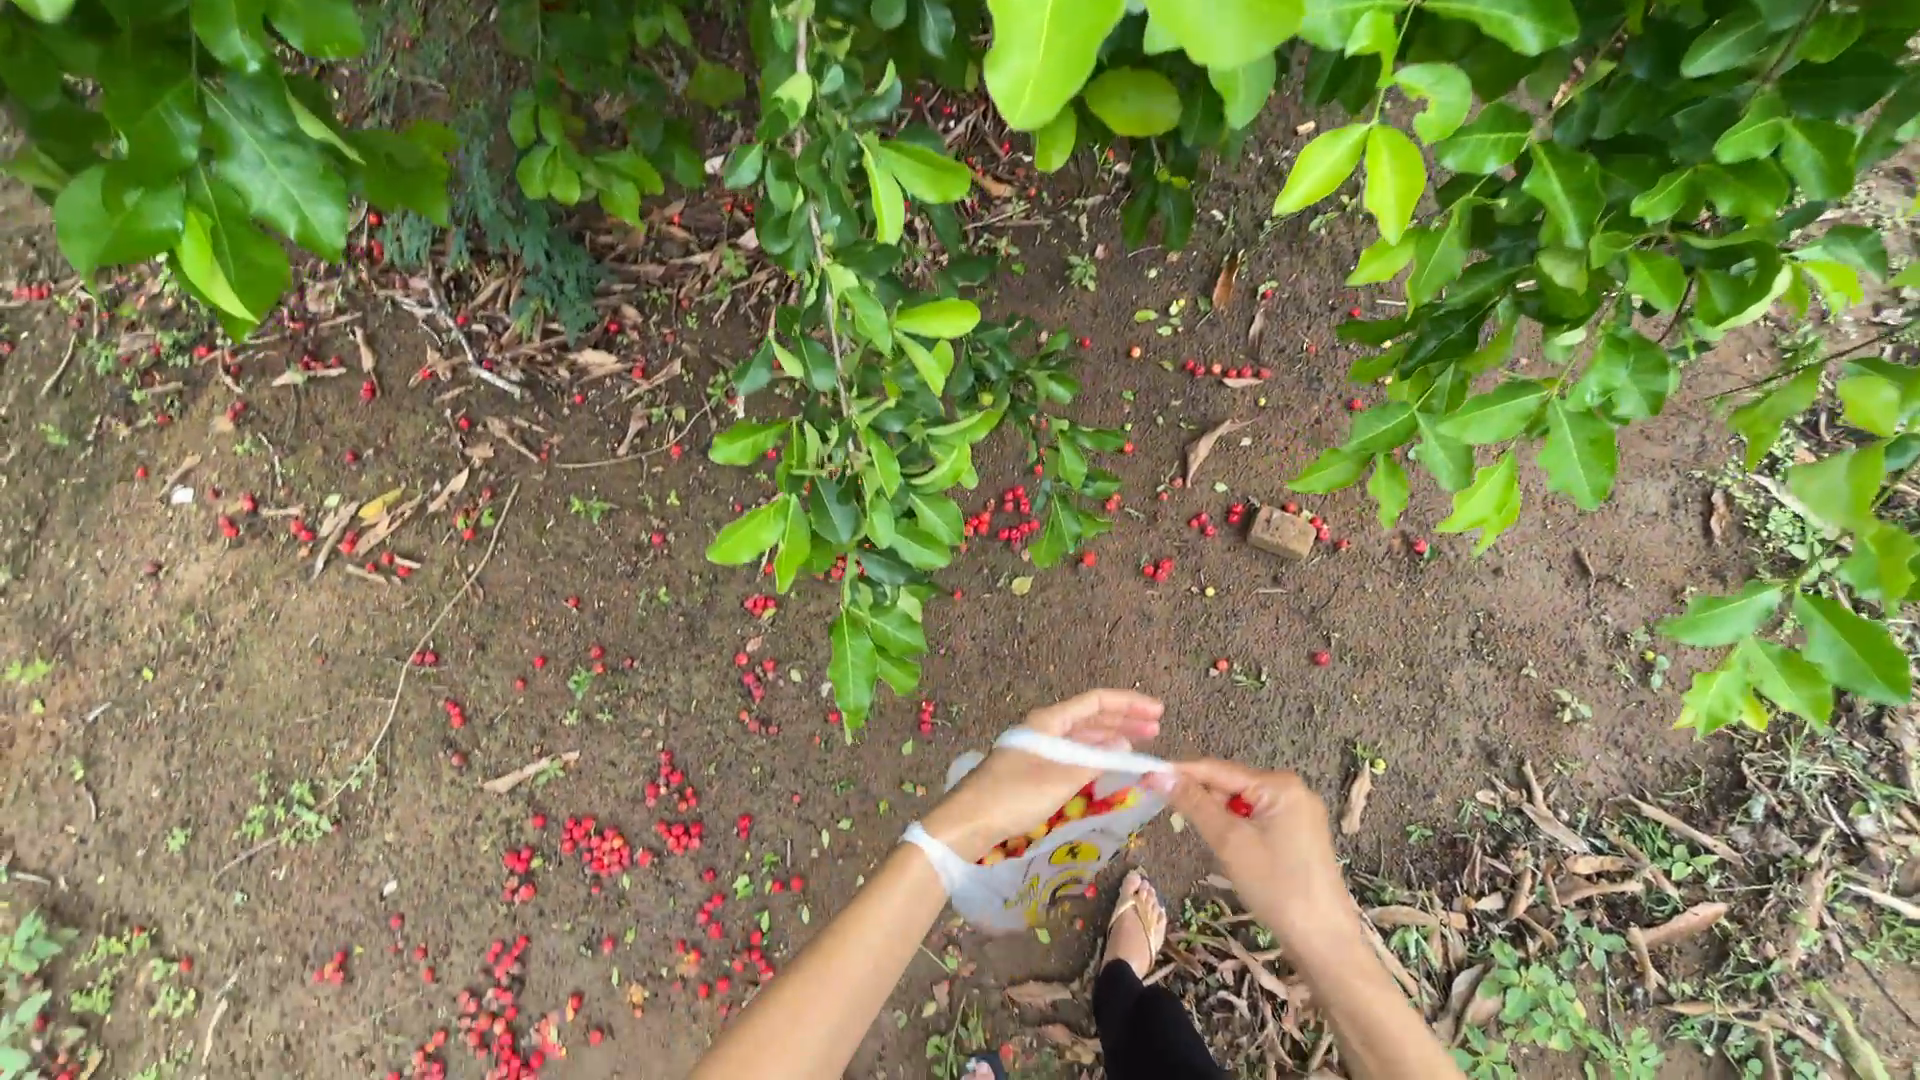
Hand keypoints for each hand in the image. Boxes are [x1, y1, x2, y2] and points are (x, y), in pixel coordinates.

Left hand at [920, 689, 1163, 860]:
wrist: (968, 821)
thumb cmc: (1012, 796)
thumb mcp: (1059, 779)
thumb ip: (1094, 762)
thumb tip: (1125, 747)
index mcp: (1048, 721)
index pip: (1095, 702)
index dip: (1128, 703)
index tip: (1158, 711)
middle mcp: (1044, 728)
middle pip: (1090, 716)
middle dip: (1124, 718)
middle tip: (1157, 727)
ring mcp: (1038, 748)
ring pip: (1082, 735)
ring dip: (1111, 736)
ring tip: (1140, 743)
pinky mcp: (1034, 768)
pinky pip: (1072, 753)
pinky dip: (1094, 755)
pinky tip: (1108, 763)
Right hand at [1168, 759, 1354, 951]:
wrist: (1325, 942)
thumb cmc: (1276, 887)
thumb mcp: (1229, 842)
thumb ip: (1194, 804)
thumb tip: (1159, 776)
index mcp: (1279, 785)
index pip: (1218, 769)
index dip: (1180, 773)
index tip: (1146, 777)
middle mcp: (1292, 790)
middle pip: (1231, 784)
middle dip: (1202, 798)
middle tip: (1173, 817)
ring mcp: (1298, 813)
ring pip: (1241, 804)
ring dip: (1218, 817)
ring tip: (1204, 839)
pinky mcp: (1299, 834)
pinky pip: (1256, 819)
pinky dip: (1236, 829)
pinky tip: (1230, 850)